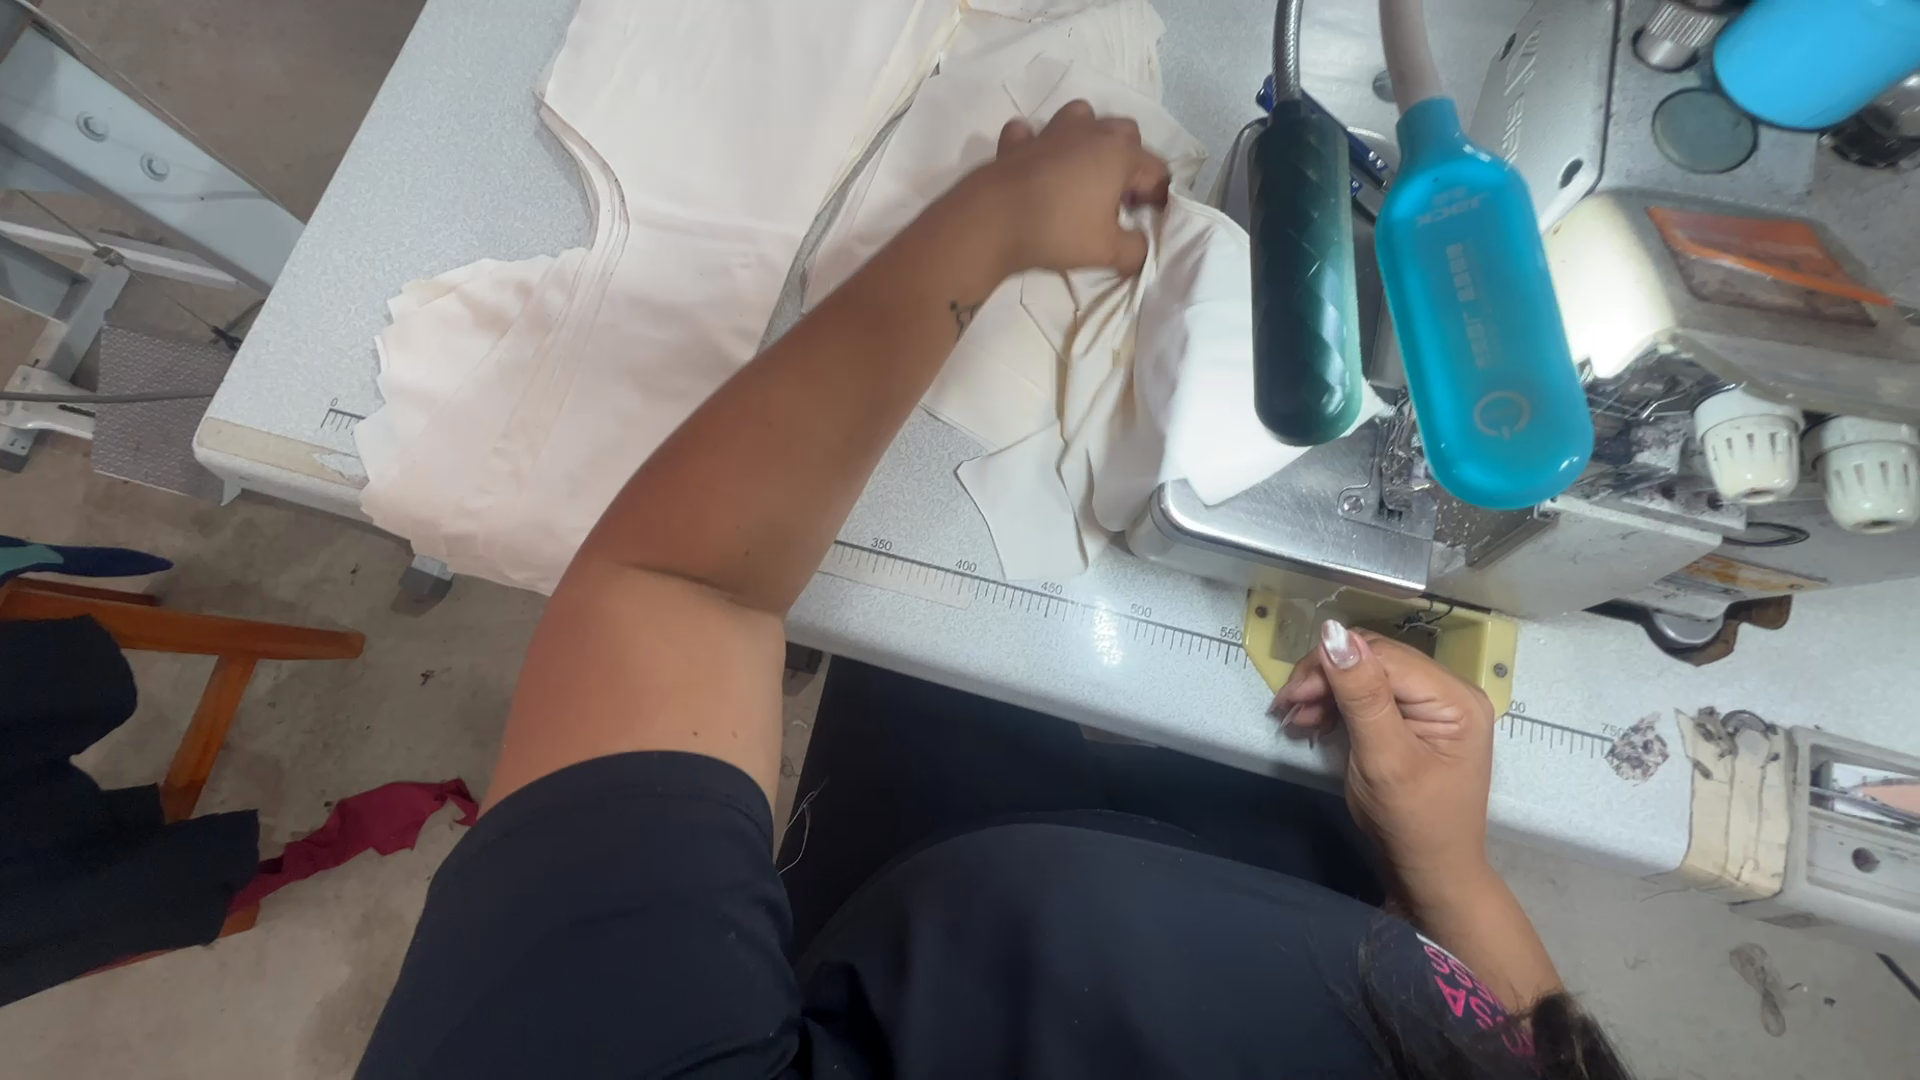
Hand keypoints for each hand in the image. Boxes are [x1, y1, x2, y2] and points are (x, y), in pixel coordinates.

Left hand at [969, 100, 1170, 276]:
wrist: (993, 221)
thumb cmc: (1059, 231)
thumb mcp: (1107, 251)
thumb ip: (1136, 251)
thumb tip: (1143, 248)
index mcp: (1119, 153)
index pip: (1156, 171)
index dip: (1160, 198)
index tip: (1153, 221)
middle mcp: (1090, 131)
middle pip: (1125, 136)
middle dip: (1130, 163)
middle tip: (1120, 198)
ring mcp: (1051, 131)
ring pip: (1082, 118)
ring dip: (1089, 140)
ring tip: (1084, 172)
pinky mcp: (1017, 143)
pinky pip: (1031, 134)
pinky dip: (1036, 145)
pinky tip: (1035, 163)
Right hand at [1274, 620, 1497, 904]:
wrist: (1426, 869)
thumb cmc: (1412, 820)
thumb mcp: (1383, 757)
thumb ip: (1361, 693)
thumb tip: (1333, 631)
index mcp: (1453, 696)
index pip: (1380, 655)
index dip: (1330, 666)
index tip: (1291, 697)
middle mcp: (1445, 689)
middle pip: (1369, 658)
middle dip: (1323, 678)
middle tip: (1288, 709)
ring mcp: (1427, 702)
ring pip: (1360, 672)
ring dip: (1322, 691)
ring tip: (1294, 719)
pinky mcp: (1407, 715)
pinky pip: (1362, 691)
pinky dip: (1331, 703)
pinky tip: (1310, 721)